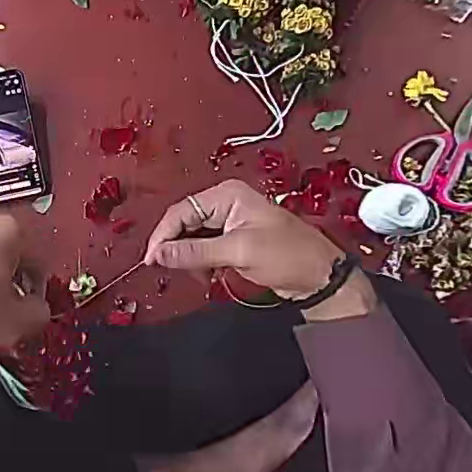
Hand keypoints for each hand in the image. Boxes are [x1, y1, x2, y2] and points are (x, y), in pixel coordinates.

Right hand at [145, 180, 372, 318]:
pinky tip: (205, 274)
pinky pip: (205, 246)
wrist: (320, 276)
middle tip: (166, 270)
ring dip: (188, 256)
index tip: (150, 260)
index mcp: (226, 194)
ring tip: (195, 275)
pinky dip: (200, 261)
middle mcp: (225, 202)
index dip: (163, 236)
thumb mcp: (238, 252)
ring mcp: (229, 220)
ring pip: (192, 236)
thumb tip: (156, 255)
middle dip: (175, 246)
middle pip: (184, 222)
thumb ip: (195, 252)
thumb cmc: (285, 255)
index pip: (181, 211)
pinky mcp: (234, 238)